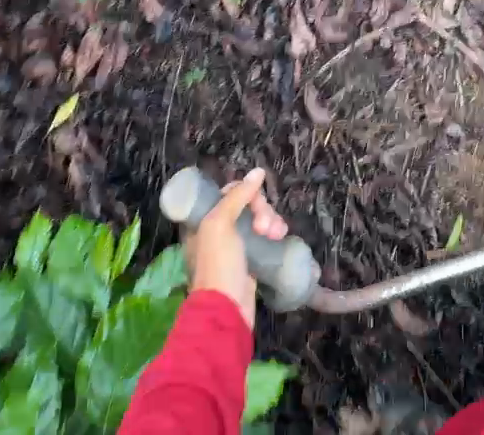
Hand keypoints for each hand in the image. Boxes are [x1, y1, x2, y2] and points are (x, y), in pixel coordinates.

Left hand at [187, 168, 288, 329]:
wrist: (227, 311)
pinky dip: (273, 234)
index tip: (255, 203)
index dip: (245, 193)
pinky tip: (281, 238)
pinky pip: (263, 237)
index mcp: (202, 221)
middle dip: (262, 210)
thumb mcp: (220, 225)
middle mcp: (216, 231)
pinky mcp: (249, 260)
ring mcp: (233, 247)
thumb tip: (258, 172)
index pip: (228, 193)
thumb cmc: (218, 265)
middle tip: (266, 227)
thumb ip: (237, 196)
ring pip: (257, 220)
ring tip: (277, 235)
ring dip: (271, 221)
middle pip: (246, 205)